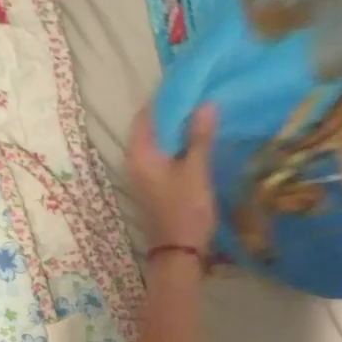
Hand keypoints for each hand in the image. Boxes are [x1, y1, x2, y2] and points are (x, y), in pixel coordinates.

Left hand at [127, 104, 220, 252]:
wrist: (180, 254)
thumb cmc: (186, 211)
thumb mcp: (196, 171)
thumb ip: (200, 137)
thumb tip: (207, 104)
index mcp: (139, 153)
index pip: (149, 113)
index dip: (169, 98)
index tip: (192, 86)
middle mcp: (135, 160)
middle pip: (153, 127)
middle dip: (176, 113)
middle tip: (201, 99)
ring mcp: (144, 174)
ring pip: (160, 142)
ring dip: (179, 130)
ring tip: (203, 116)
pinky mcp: (155, 185)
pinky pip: (165, 156)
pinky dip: (179, 146)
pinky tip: (198, 143)